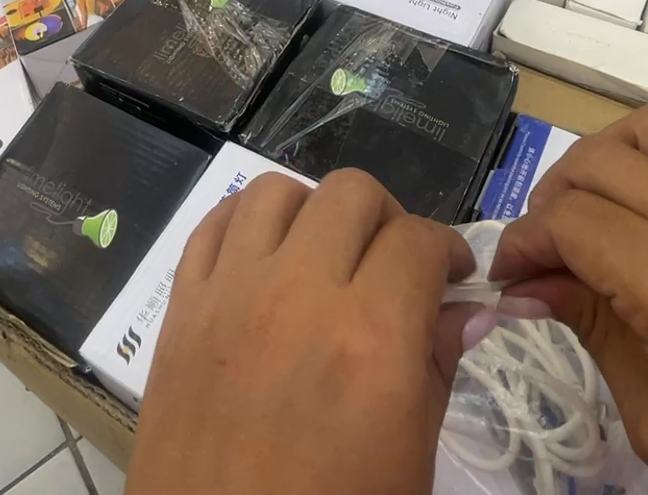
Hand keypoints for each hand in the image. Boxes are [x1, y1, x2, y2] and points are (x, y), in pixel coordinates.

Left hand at [129, 169, 475, 494]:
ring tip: (322, 252)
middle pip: (350, 192)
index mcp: (369, 339)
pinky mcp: (182, 307)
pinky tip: (261, 253)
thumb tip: (465, 306)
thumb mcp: (408, 457)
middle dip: (386, 217)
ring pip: (275, 190)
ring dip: (311, 210)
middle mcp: (298, 295)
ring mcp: (230, 294)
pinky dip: (243, 222)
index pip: (418, 240)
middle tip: (390, 262)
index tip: (450, 272)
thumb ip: (438, 365)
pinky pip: (211, 224)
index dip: (447, 248)